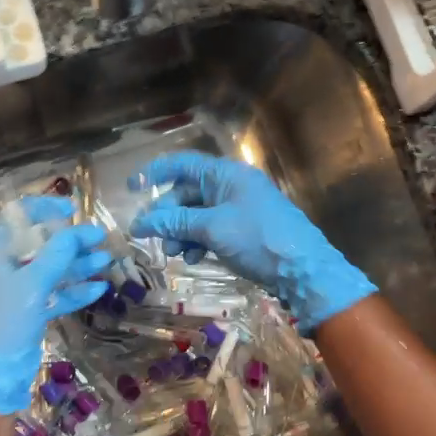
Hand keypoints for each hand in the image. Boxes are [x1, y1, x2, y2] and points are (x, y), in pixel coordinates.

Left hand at [0, 197, 111, 414]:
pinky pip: (51, 294)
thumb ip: (58, 253)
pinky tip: (98, 289)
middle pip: (37, 243)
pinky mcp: (26, 312)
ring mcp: (14, 291)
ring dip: (76, 264)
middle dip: (69, 240)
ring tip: (106, 260)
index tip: (72, 210)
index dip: (44, 208)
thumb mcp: (33, 283)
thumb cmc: (5, 322)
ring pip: (48, 269)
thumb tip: (80, 231)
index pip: (16, 217)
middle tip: (99, 239)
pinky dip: (72, 290)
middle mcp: (1, 267)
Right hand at [128, 152, 374, 329]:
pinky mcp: (244, 231)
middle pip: (186, 193)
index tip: (131, 189)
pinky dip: (198, 242)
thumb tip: (140, 223)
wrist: (304, 272)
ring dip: (180, 233)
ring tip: (174, 254)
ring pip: (196, 215)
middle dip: (167, 215)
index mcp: (227, 175)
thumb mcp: (211, 229)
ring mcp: (239, 209)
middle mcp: (232, 187)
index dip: (154, 173)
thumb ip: (174, 222)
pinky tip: (194, 259)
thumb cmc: (258, 240)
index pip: (182, 164)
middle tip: (151, 237)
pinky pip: (210, 230)